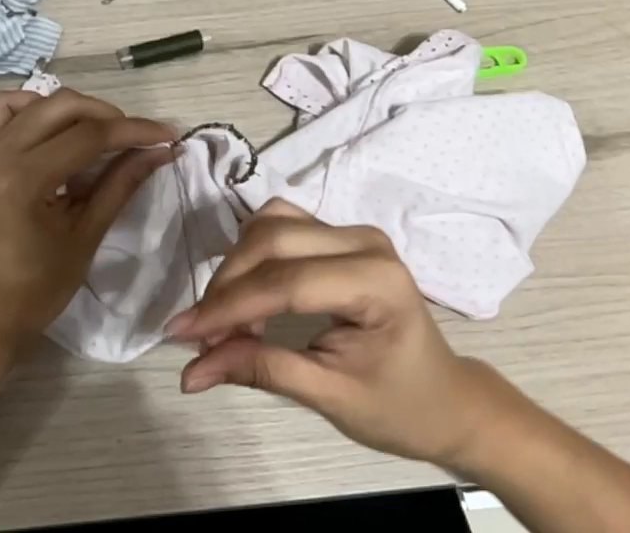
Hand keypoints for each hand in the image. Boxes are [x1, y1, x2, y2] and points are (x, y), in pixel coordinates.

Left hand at [0, 88, 176, 350]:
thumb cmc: (41, 282)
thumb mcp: (87, 233)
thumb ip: (121, 184)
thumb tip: (161, 151)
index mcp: (26, 178)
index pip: (89, 136)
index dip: (133, 131)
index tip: (168, 134)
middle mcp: (1, 152)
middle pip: (64, 106)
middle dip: (107, 115)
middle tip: (136, 138)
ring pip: (37, 100)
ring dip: (74, 109)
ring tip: (100, 134)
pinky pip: (6, 108)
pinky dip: (34, 107)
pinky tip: (57, 128)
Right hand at [166, 201, 515, 467]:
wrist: (447, 399)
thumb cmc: (399, 406)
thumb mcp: (330, 397)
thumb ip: (261, 370)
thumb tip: (190, 372)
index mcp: (376, 281)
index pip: (286, 282)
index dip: (229, 307)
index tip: (182, 334)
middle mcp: (364, 241)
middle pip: (272, 241)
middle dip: (227, 286)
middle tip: (199, 334)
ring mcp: (352, 232)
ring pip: (270, 223)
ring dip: (236, 265)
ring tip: (225, 318)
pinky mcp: (338, 235)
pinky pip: (280, 225)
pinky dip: (251, 253)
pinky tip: (245, 292)